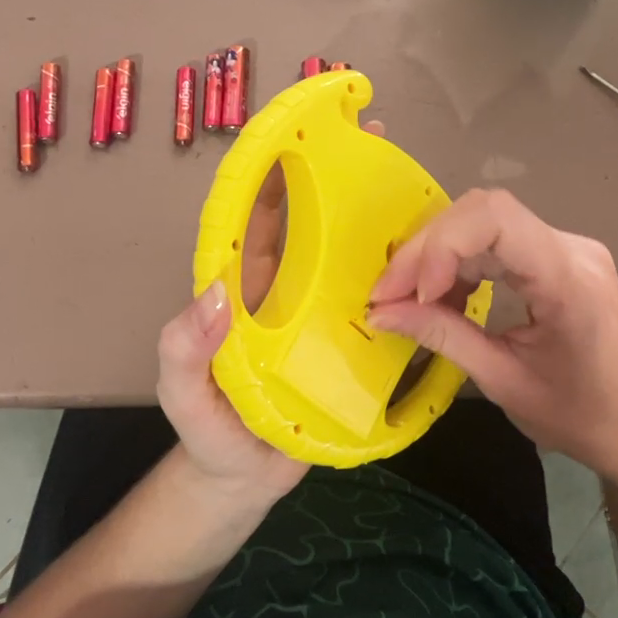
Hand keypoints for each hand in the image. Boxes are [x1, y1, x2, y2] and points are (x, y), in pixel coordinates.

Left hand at [153, 119, 390, 503]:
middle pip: (312, 228)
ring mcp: (320, 319)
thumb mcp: (182, 393)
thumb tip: (215, 296)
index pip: (258, 221)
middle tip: (377, 146)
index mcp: (245, 289)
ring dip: (380, 229)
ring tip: (420, 197)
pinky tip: (435, 272)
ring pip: (352, 262)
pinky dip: (404, 286)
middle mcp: (285, 292)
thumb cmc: (209, 431)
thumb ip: (184, 351)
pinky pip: (379, 309)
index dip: (275, 176)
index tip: (304, 135)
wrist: (244, 482)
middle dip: (339, 184)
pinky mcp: (351, 350)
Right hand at [366, 189, 617, 493]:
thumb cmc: (580, 418)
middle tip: (386, 296)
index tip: (407, 295)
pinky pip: (496, 240)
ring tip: (406, 300)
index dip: (439, 246)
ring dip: (437, 255)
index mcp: (570, 280)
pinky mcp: (557, 256)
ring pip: (484, 222)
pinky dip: (458, 263)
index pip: (495, 220)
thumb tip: (379, 313)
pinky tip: (440, 299)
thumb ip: (443, 336)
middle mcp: (572, 248)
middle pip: (483, 214)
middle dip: (426, 250)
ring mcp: (567, 247)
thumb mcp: (503, 382)